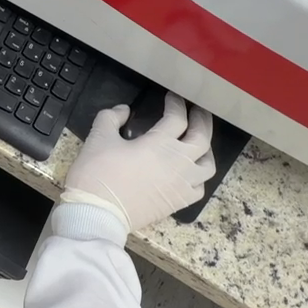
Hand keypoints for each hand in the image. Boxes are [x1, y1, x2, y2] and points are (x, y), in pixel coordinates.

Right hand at [60, 92, 215, 232]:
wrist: (100, 210)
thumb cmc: (99, 171)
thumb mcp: (98, 137)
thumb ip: (111, 118)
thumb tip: (123, 110)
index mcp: (161, 143)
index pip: (177, 118)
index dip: (176, 104)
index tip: (172, 97)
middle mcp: (180, 162)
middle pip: (202, 137)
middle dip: (202, 121)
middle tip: (198, 111)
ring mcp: (184, 184)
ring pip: (208, 164)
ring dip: (206, 149)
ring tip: (199, 142)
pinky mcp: (180, 201)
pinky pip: (200, 187)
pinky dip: (199, 176)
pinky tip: (190, 172)